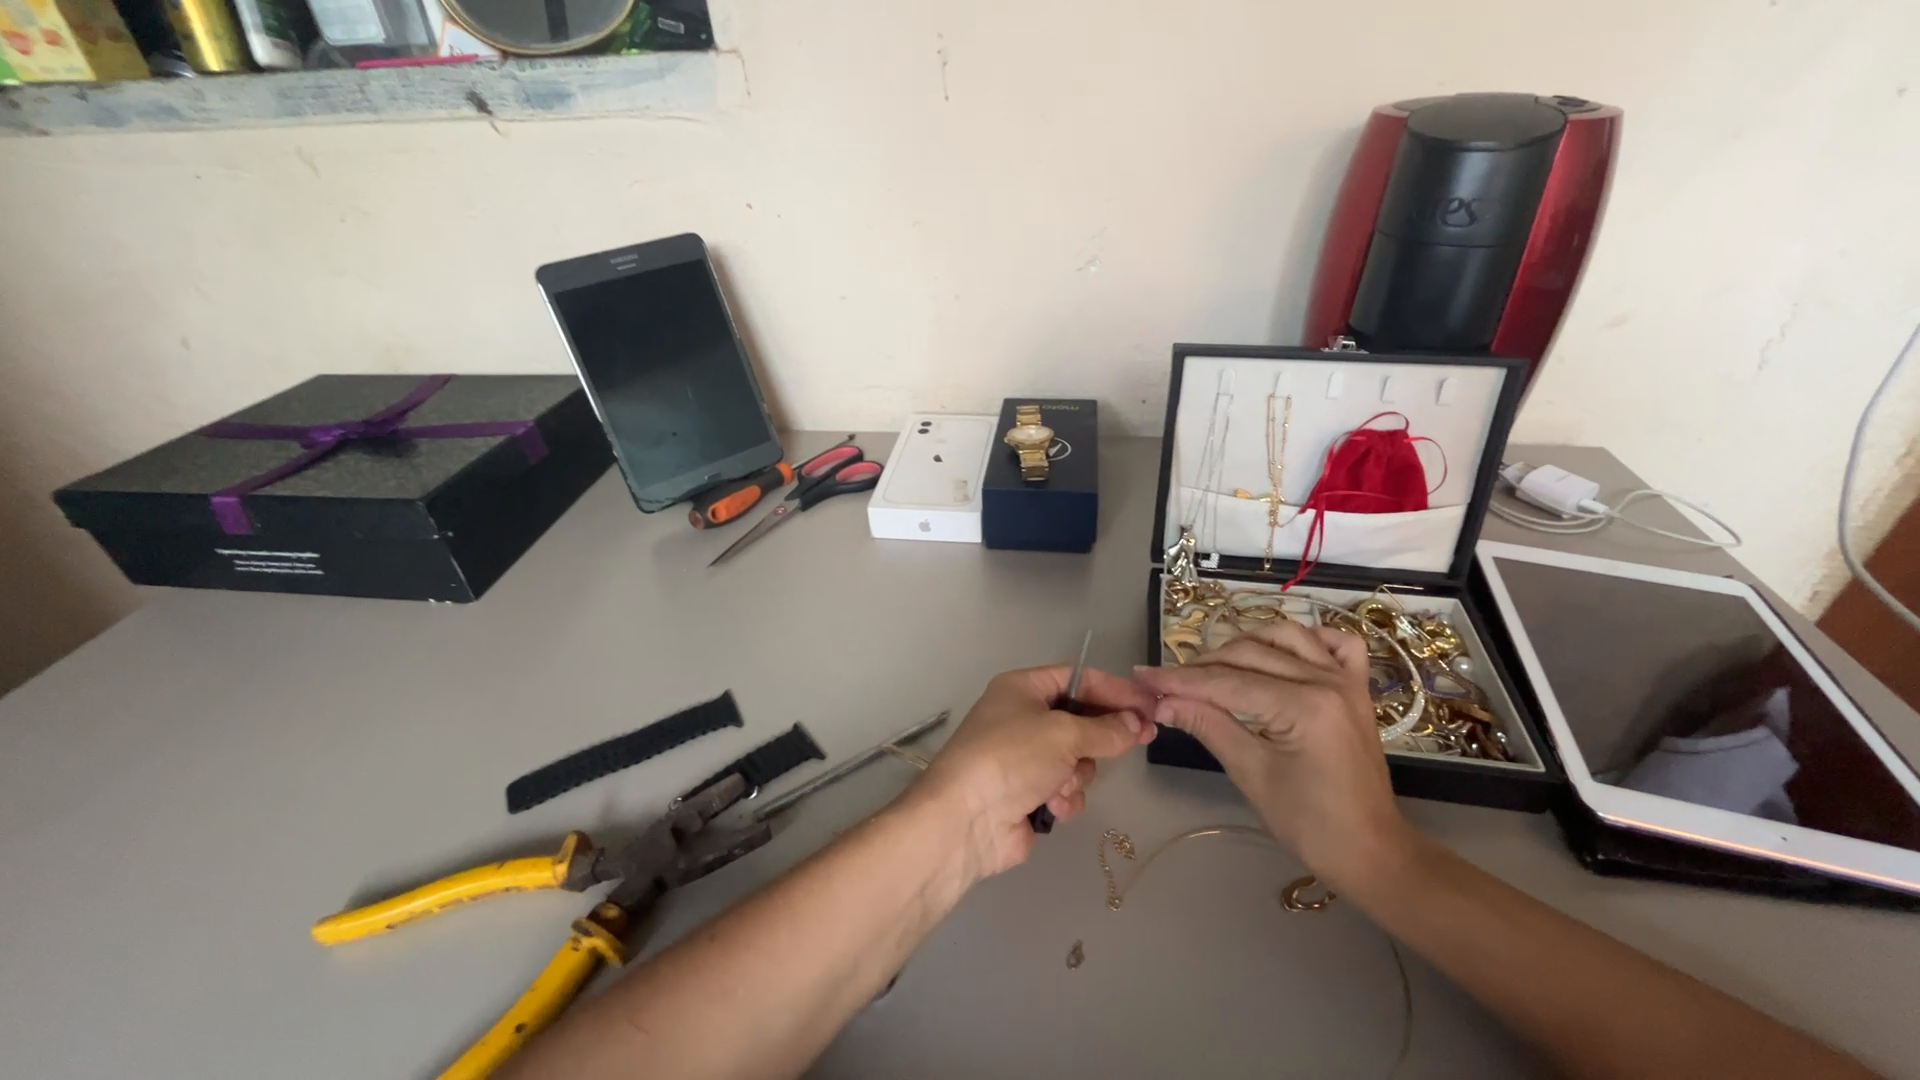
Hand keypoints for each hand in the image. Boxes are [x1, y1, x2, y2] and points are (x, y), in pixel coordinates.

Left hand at [907, 666, 1157, 879]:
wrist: (966, 820)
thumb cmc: (1010, 758)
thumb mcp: (1063, 734)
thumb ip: (1106, 728)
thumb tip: (1136, 723)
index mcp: (1022, 689)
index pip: (1077, 678)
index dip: (1114, 689)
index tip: (1150, 704)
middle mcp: (1022, 718)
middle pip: (1081, 719)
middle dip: (1101, 736)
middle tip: (1139, 739)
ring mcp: (1025, 758)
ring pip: (1077, 758)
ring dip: (1077, 772)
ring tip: (1062, 782)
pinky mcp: (1029, 794)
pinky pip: (1065, 787)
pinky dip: (1065, 796)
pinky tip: (1053, 805)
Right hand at [1133, 622, 1412, 889]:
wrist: (1369, 849)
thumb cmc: (1308, 823)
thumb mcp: (1250, 773)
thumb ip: (1207, 726)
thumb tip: (1161, 703)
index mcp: (1303, 706)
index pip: (1226, 682)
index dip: (1178, 680)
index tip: (1142, 677)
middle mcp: (1326, 680)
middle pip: (1249, 655)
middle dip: (1200, 666)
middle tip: (1164, 681)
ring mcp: (1346, 680)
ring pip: (1284, 638)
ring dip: (1244, 645)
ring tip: (1212, 668)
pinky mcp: (1356, 688)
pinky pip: (1334, 643)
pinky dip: (1304, 640)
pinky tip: (1279, 653)